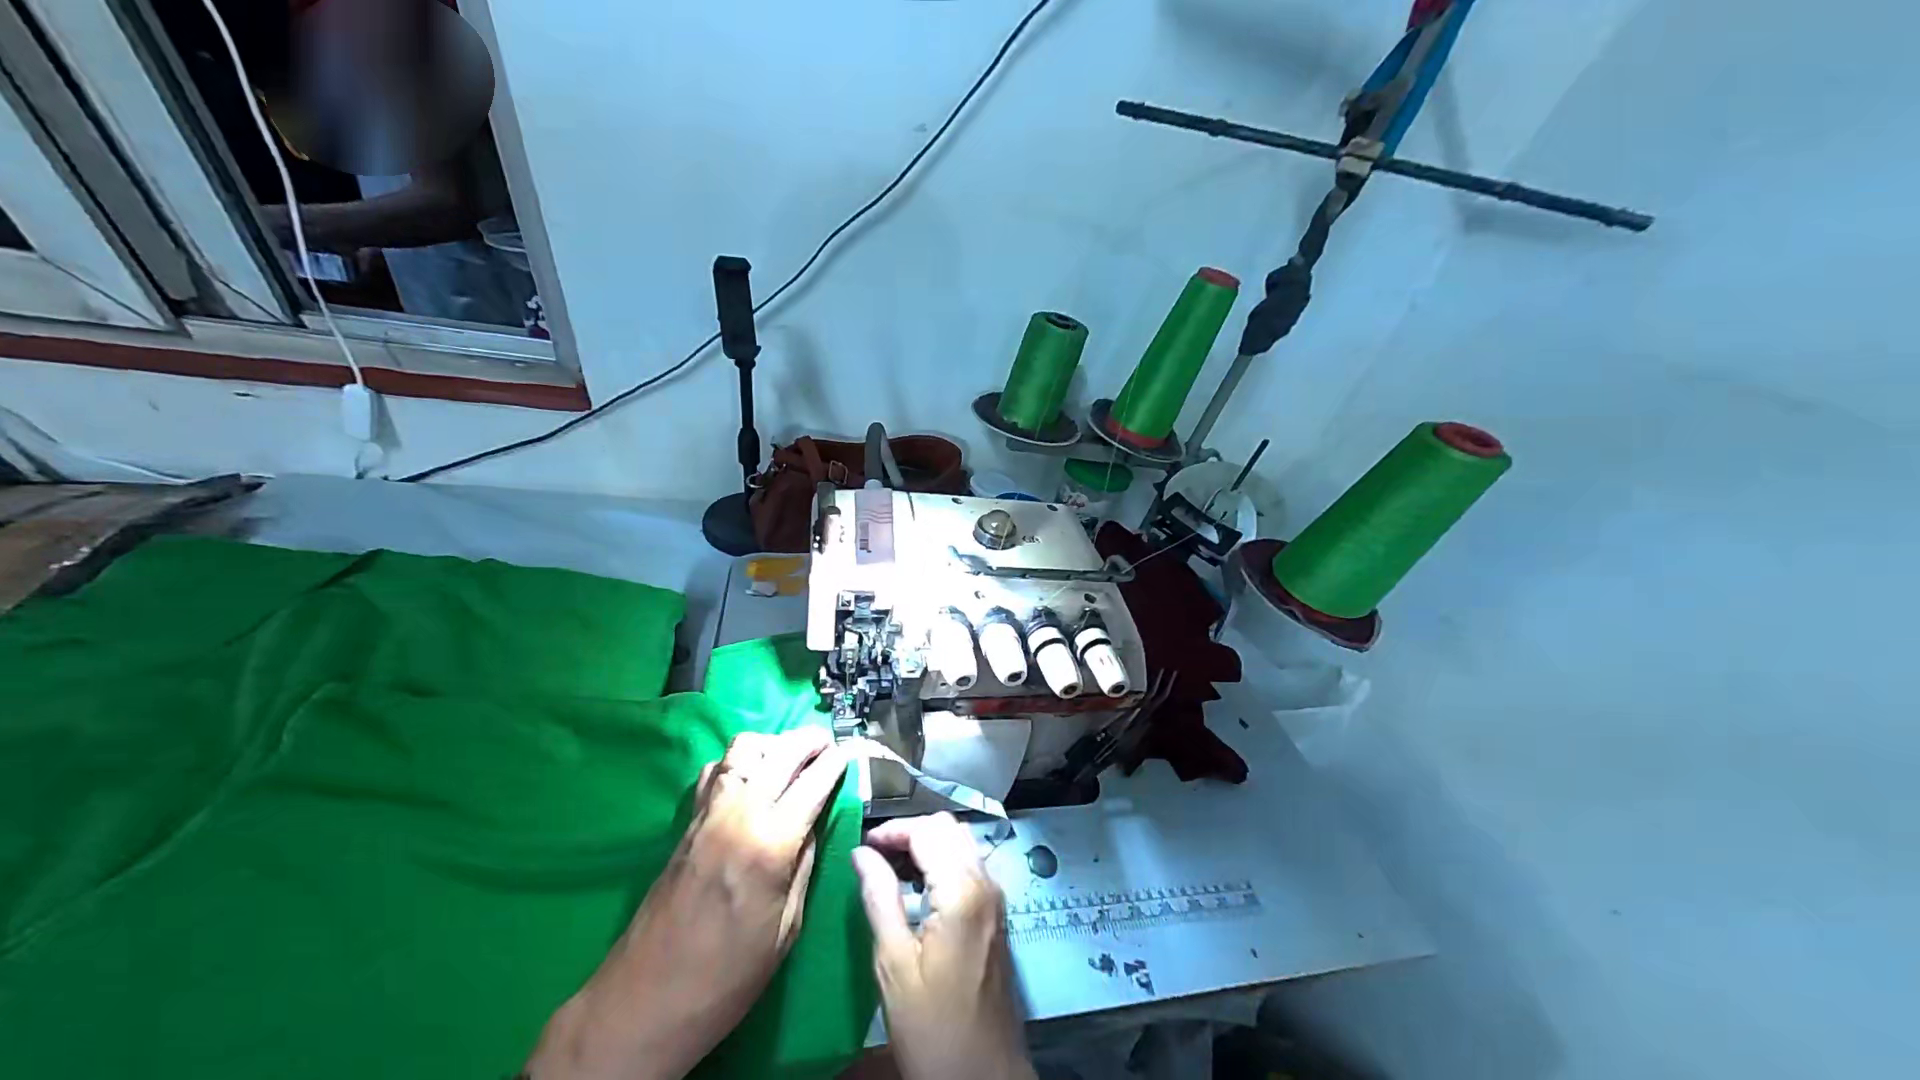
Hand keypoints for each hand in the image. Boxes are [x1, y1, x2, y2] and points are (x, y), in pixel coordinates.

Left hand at [526, 728, 846, 1079]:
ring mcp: (707, 813)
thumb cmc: (728, 975)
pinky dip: (739, 761)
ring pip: (743, 749)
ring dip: (773, 744)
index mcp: (769, 844)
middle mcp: (738, 814)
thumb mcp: (787, 927)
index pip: (811, 783)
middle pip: (779, 753)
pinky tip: (751, 778)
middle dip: (808, 741)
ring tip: (792, 756)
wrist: (648, 997)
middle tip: (827, 744)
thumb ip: (803, 864)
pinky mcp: (687, 821)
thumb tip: (813, 825)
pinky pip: (716, 769)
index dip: (835, 764)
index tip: (850, 753)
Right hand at [853, 814, 1034, 1079]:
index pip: (927, 832)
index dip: (893, 830)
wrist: (984, 1078)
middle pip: (949, 828)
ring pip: (962, 843)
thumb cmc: (933, 1028)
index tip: (863, 846)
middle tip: (876, 855)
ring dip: (928, 844)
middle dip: (911, 832)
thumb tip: (862, 854)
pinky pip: (970, 866)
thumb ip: (879, 898)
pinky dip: (943, 861)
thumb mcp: (894, 964)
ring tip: (892, 868)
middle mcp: (986, 885)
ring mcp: (996, 900)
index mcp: (962, 892)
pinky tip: (918, 887)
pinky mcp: (997, 916)